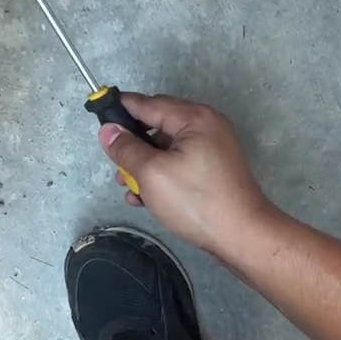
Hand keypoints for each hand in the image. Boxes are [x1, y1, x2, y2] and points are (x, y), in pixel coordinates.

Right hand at [98, 93, 280, 255]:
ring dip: (145, 164)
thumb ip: (126, 149)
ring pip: (168, 147)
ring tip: (128, 188)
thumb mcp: (151, 174)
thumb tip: (108, 130)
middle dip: (134, 144)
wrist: (243, 235)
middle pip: (159, 124)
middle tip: (115, 164)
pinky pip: (181, 162)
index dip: (122, 108)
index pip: (149, 103)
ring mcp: (214, 147)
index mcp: (194, 117)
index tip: (98, 112)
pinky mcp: (215, 169)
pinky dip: (163, 174)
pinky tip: (146, 197)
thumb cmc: (196, 201)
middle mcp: (207, 125)